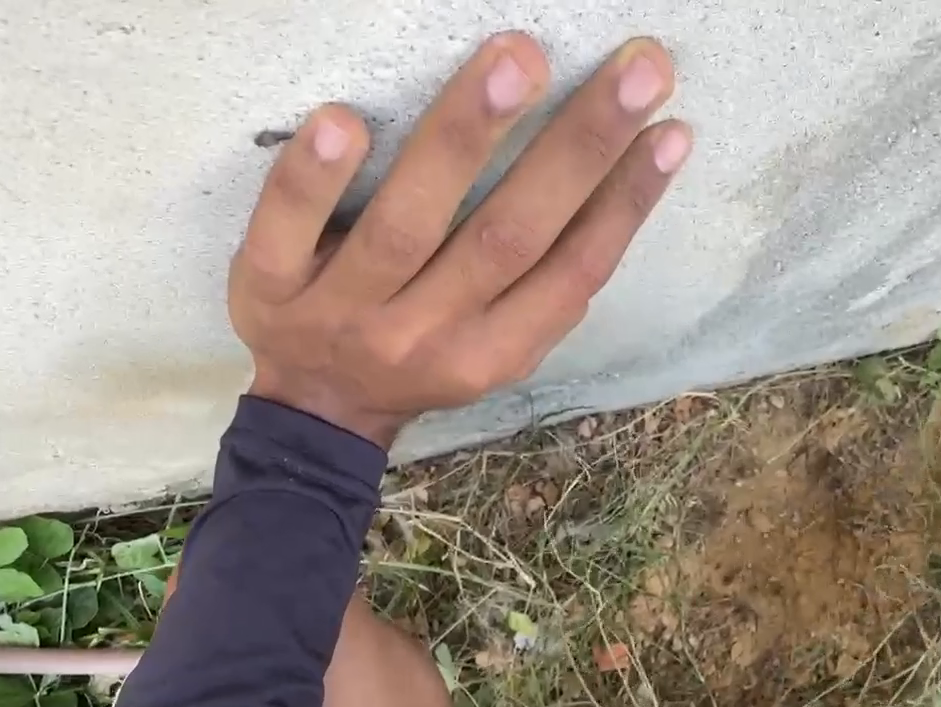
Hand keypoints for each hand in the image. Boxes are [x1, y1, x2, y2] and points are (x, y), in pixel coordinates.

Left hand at [228, 33, 690, 447]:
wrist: (318, 412)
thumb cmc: (423, 365)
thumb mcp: (495, 354)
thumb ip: (542, 297)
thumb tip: (614, 198)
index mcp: (492, 355)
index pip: (570, 277)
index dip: (625, 208)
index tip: (671, 132)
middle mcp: (428, 337)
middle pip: (507, 239)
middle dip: (577, 152)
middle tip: (637, 68)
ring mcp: (346, 314)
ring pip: (407, 226)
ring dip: (463, 140)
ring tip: (520, 61)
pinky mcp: (269, 290)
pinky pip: (289, 232)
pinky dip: (314, 181)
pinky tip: (343, 119)